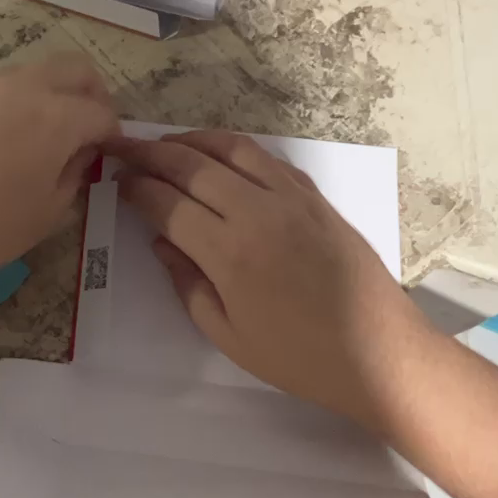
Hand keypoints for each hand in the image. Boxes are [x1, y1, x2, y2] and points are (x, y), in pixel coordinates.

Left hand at [0, 55, 118, 310]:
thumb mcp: (48, 212)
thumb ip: (75, 173)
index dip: (113, 134)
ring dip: (55, 94)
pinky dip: (21, 103)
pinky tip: (7, 142)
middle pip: (76, 69)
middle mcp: (25, 88)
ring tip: (47, 138)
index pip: (102, 112)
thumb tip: (81, 152)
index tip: (109, 154)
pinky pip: (3, 88)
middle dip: (93, 95)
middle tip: (88, 132)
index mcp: (57, 116)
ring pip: (38, 72)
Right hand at [110, 131, 431, 426]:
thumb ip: (186, 283)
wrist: (381, 353)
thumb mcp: (227, 335)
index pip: (168, 203)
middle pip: (191, 165)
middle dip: (149, 152)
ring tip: (165, 143)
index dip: (136, 188)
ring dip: (191, 140)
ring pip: (230, 149)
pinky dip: (235, 149)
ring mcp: (290, 198)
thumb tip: (159, 241)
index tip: (116, 180)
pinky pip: (267, 158)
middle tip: (123, 146)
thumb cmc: (298, 357)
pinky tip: (220, 157)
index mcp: (228, 252)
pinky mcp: (315, 196)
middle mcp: (256, 212)